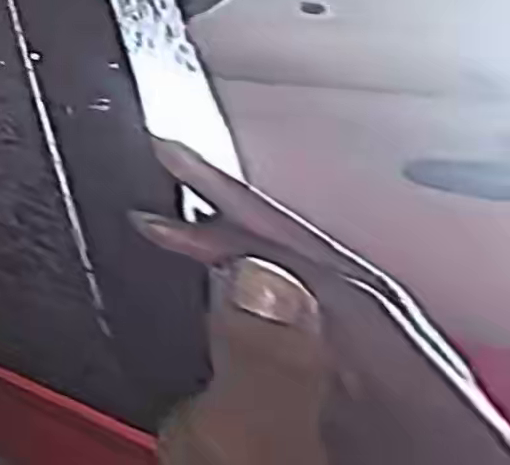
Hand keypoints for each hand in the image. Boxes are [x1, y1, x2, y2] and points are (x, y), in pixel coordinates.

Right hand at [136, 139, 509, 464]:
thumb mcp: (247, 443)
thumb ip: (263, 362)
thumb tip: (260, 274)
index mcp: (437, 428)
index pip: (347, 293)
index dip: (245, 236)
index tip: (160, 211)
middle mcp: (435, 420)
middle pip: (344, 289)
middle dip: (246, 220)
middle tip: (176, 161)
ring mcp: (398, 420)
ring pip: (327, 302)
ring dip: (246, 244)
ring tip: (188, 202)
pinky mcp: (354, 416)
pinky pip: (308, 321)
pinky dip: (250, 280)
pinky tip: (216, 264)